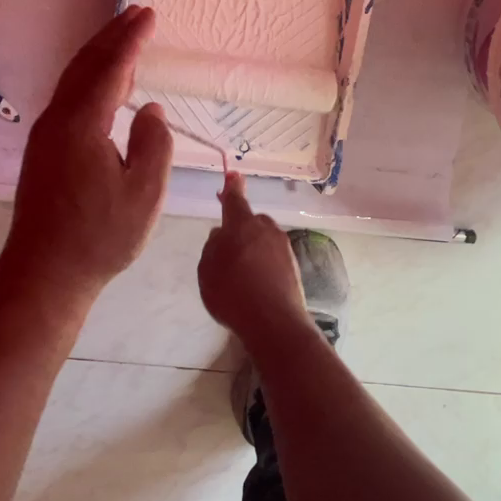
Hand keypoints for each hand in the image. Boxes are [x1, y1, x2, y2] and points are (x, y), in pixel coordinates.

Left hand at [0, 6, 174, 302]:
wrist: (43, 273)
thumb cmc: (99, 237)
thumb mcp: (145, 194)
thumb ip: (154, 143)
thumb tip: (150, 110)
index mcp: (82, 123)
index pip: (111, 68)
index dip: (132, 39)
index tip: (148, 15)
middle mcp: (58, 119)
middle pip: (86, 64)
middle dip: (112, 36)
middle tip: (136, 13)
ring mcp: (46, 134)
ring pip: (74, 80)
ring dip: (99, 56)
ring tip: (123, 39)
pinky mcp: (43, 150)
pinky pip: (69, 98)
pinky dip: (89, 79)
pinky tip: (105, 88)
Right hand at [198, 173, 314, 348]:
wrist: (275, 324)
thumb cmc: (232, 293)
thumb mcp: (207, 269)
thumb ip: (212, 246)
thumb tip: (222, 235)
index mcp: (241, 224)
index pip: (234, 199)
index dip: (232, 187)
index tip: (234, 175)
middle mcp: (266, 229)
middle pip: (251, 221)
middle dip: (241, 230)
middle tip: (229, 253)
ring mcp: (283, 247)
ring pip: (264, 239)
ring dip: (254, 249)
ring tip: (242, 276)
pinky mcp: (294, 267)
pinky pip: (274, 257)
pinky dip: (265, 265)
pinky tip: (257, 287)